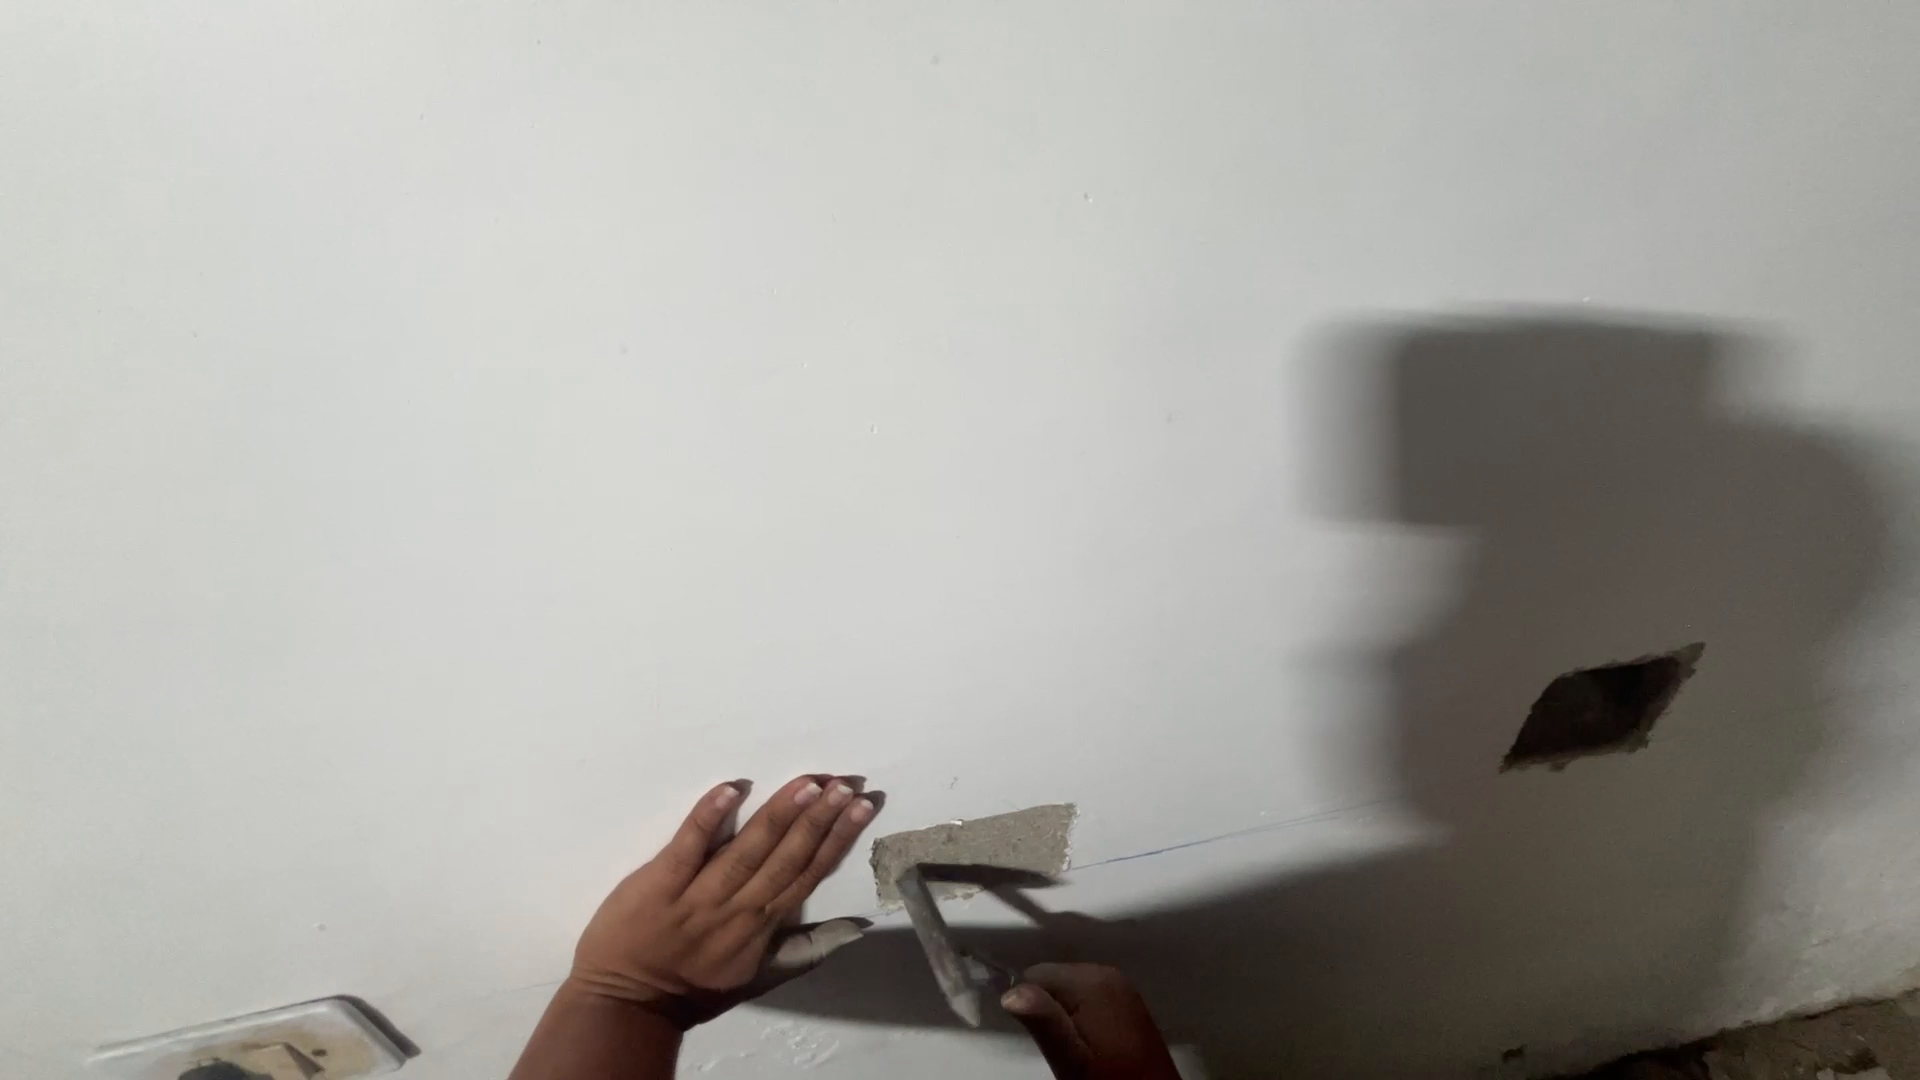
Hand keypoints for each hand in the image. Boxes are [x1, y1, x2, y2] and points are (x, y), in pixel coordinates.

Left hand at [567, 775, 878, 1026]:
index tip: (863, 805)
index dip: (838, 838)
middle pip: (786, 857)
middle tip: (845, 786)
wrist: (624, 1006)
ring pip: (747, 850)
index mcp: (763, 925)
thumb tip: (856, 928)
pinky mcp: (659, 883)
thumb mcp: (758, 977)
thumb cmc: (695, 986)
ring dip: (780, 815)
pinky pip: (688, 846)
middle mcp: (738, 907)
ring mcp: (698, 895)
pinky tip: (732, 789)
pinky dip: (709, 818)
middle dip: (819, 819)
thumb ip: (804, 948)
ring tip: (809, 784)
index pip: (809, 874)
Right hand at [1000, 963, 1182, 1079]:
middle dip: (1050, 1009)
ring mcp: (1121, 985)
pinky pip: (1091, 995)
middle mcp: (1106, 971)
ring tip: (1079, 1049)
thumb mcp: (1073, 1061)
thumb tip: (1009, 991)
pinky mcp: (1130, 1000)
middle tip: (1064, 1049)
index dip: (1032, 1005)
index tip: (1042, 1038)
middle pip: (1055, 978)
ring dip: (1067, 1014)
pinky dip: (1084, 1015)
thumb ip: (1043, 1021)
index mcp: (1090, 979)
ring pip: (1072, 987)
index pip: (1036, 974)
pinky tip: (1095, 1044)